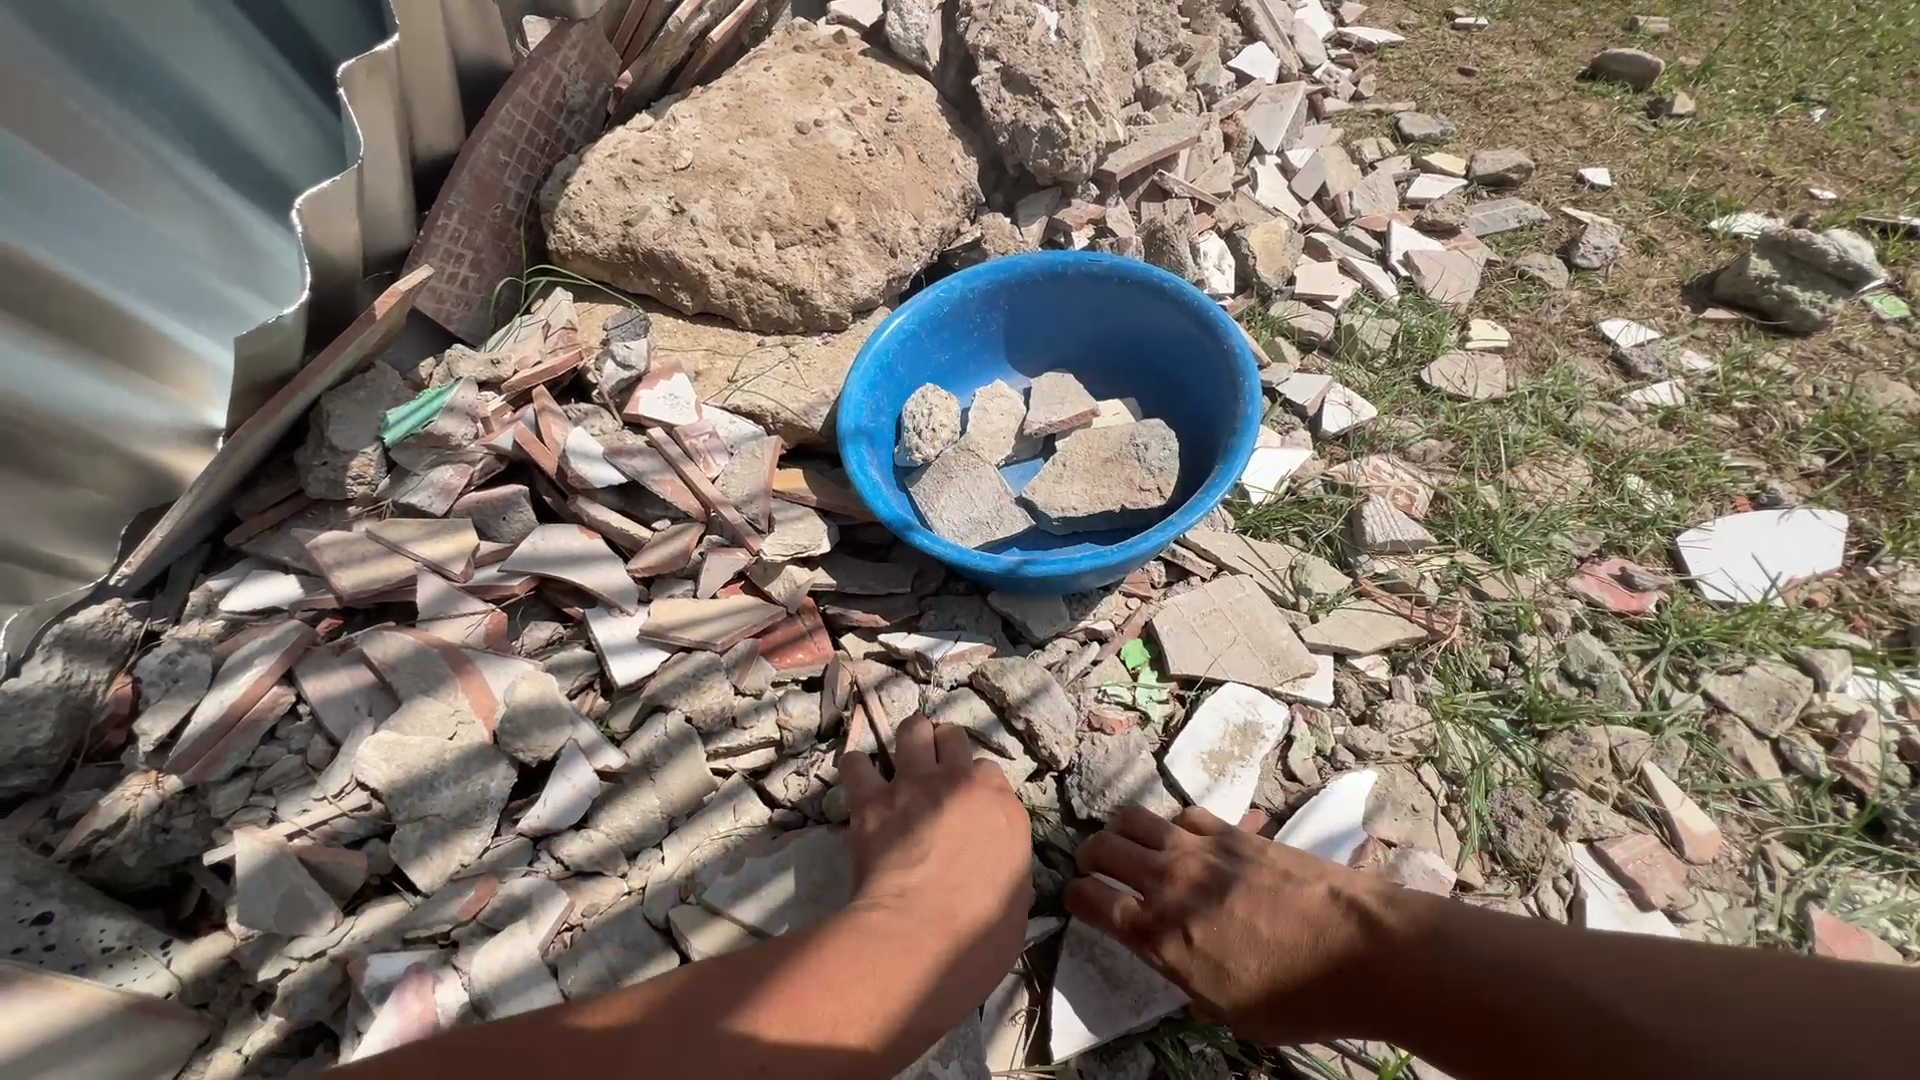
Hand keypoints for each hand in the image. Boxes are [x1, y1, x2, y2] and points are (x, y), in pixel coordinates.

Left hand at [839, 713, 1032, 949]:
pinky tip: (857, 776)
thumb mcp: (1015, 899)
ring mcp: (915, 785)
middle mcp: (960, 783)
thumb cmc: (979, 935)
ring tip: (900, 751)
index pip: (988, 771)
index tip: (965, 799)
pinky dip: (856, 768)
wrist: (921, 936)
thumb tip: (994, 869)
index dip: (974, 782)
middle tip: (932, 764)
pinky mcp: (873, 800)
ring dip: (907, 738)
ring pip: (912, 731)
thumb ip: (1005, 866)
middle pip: (952, 737)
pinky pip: (858, 764)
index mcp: (1002, 807)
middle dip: (942, 746)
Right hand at [1065, 804, 1430, 1044]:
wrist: (1362, 950)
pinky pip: (1184, 815)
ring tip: (1127, 842)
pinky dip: (1173, 826)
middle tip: (1093, 866)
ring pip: (1134, 818)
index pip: (1091, 899)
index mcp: (1159, 934)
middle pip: (1103, 849)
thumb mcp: (1229, 1012)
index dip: (1075, 898)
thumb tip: (1169, 955)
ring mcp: (1199, 849)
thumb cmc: (1297, 997)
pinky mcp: (1231, 832)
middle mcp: (1167, 882)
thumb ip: (1185, 976)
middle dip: (1088, 856)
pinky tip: (1186, 840)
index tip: (1078, 900)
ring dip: (1120, 830)